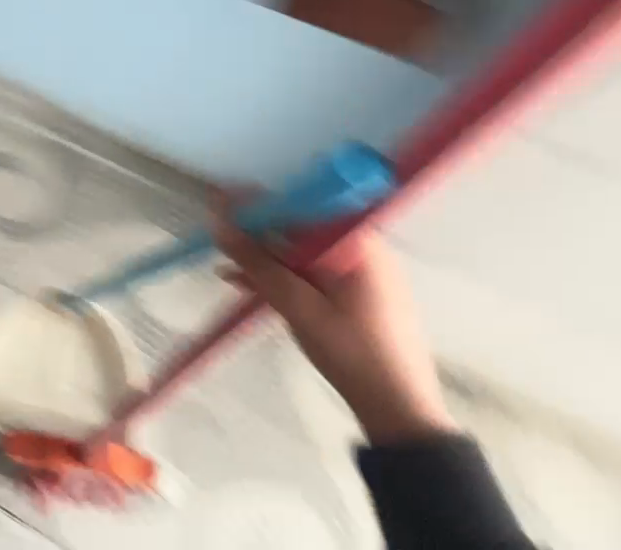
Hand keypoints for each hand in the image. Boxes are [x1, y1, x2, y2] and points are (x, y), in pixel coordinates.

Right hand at [214, 217, 455, 445]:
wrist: (400, 413)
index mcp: (359, 246)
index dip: (261, 206)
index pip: (303, 208)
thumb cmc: (352, 352)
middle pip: (303, 232)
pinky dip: (286, 279)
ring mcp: (364, 276)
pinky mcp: (359, 298)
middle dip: (260, 237)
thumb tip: (219, 225)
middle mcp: (365, 252)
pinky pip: (314, 275)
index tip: (224, 208)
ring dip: (268, 261)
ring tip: (227, 269)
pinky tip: (252, 286)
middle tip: (221, 243)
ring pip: (305, 256)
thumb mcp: (298, 306)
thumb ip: (258, 263)